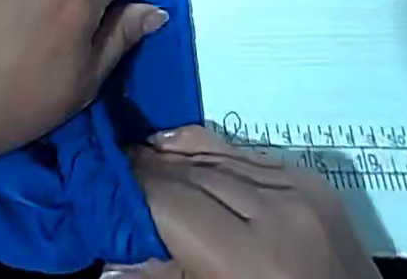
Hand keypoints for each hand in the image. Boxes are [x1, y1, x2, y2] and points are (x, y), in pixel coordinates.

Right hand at [113, 126, 381, 278]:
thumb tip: (110, 252)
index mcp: (256, 259)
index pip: (170, 202)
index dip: (129, 189)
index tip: (95, 182)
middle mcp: (279, 209)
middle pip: (189, 171)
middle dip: (144, 167)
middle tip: (106, 166)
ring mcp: (300, 187)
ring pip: (212, 153)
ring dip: (169, 153)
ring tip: (134, 154)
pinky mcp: (311, 178)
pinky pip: (241, 151)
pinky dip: (204, 149)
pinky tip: (176, 148)